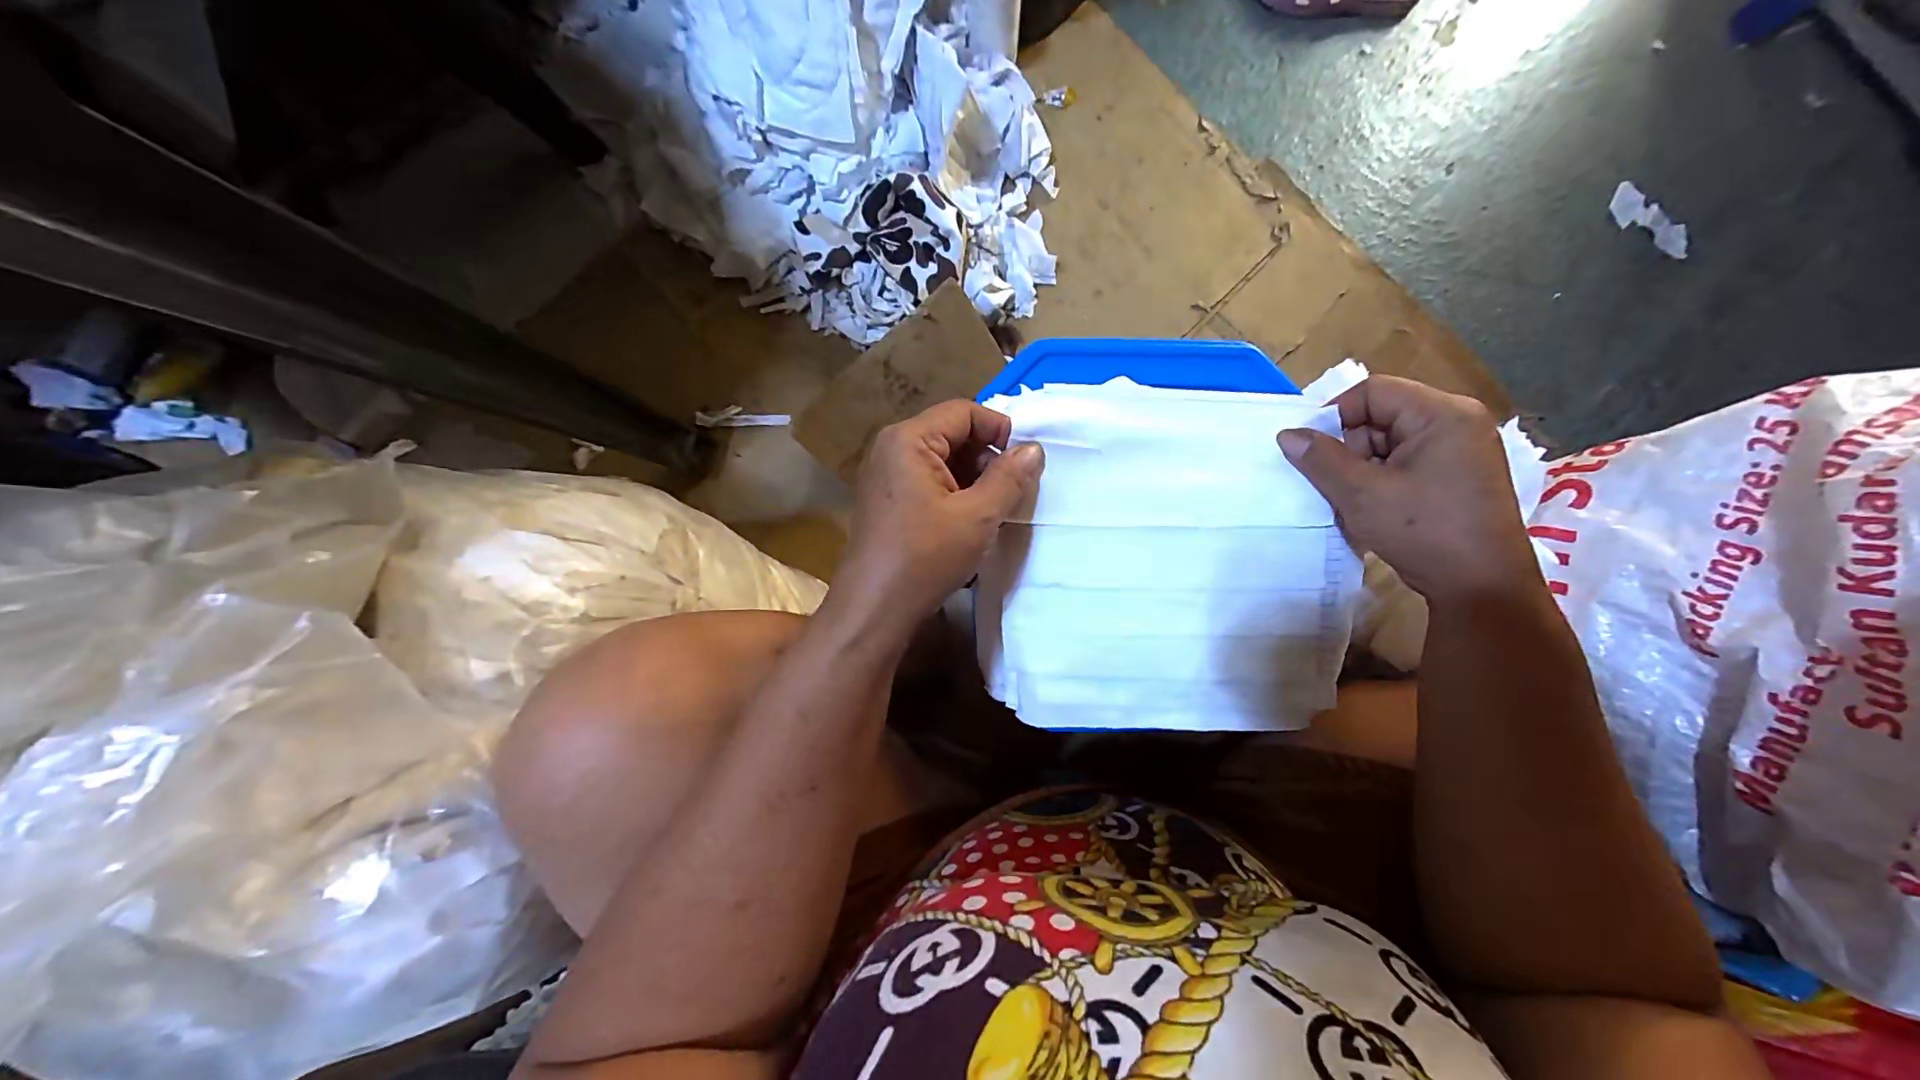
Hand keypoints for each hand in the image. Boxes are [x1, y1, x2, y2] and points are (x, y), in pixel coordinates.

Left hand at [832, 400, 1042, 637]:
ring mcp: (885, 475)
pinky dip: (953, 493)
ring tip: (993, 510)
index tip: (1024, 462)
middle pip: (951, 433)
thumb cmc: (924, 558)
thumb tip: (1033, 450)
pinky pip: (927, 481)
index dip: (999, 429)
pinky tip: (969, 523)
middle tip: (1011, 490)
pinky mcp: (887, 501)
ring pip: (941, 460)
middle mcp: (890, 448)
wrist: (873, 608)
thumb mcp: (976, 517)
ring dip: (973, 478)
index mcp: (908, 440)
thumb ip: (1009, 478)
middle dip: (986, 456)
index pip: (963, 411)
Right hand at [1278, 375, 1541, 605]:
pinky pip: (1407, 462)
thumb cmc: (1424, 531)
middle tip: (1329, 481)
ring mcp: (1463, 449)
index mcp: (1443, 414)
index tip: (1308, 448)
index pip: (1373, 392)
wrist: (1482, 586)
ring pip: (1391, 442)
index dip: (1333, 415)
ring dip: (1361, 467)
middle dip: (1348, 446)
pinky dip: (1381, 480)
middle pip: (1382, 415)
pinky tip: (1371, 508)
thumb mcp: (1361, 494)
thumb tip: (1287, 435)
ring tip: (1348, 500)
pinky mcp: (1460, 475)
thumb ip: (1321, 459)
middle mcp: (1459, 421)